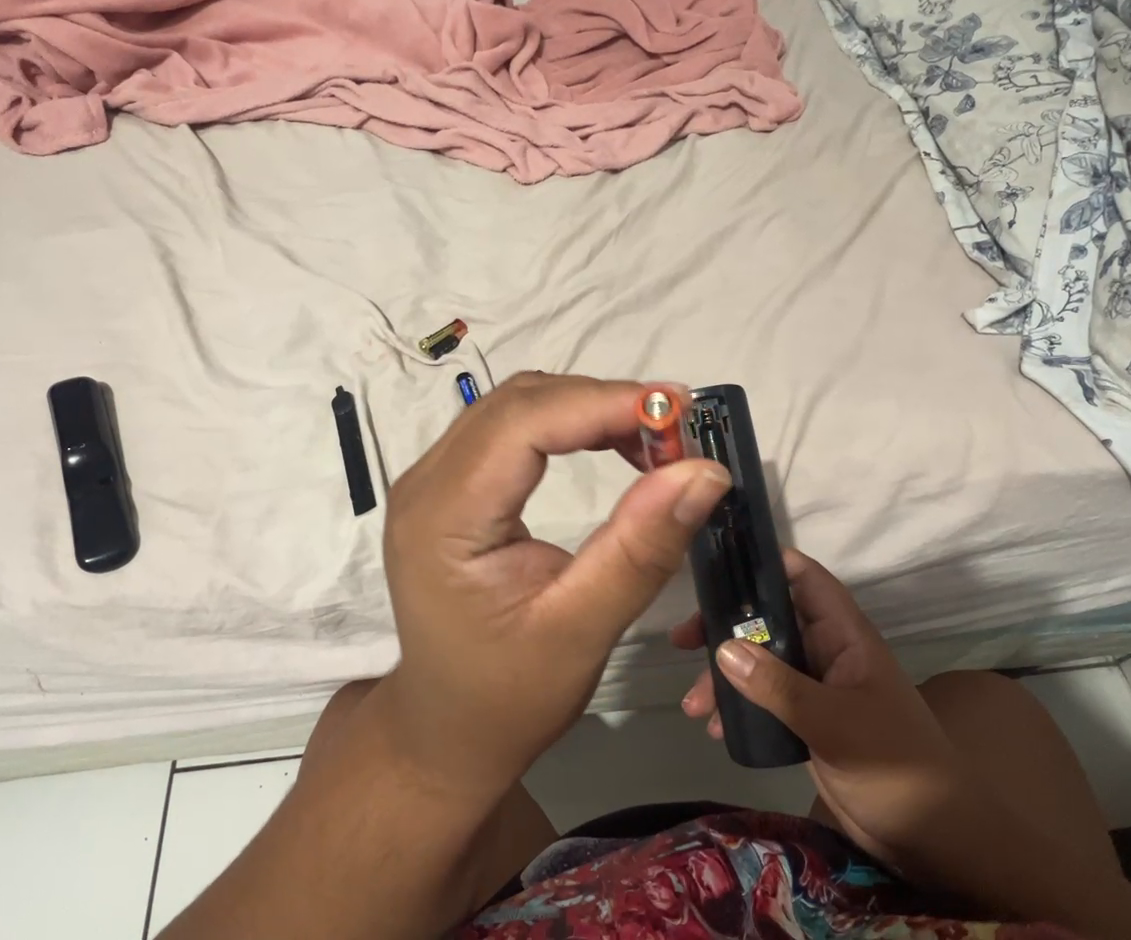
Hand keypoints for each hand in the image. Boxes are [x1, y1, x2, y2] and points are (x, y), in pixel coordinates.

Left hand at [379, 373, 732, 796]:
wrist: (447, 728)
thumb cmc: (508, 695)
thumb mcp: (581, 632)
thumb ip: (639, 551)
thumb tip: (704, 473)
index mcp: (444, 518)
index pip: (522, 423)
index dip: (603, 402)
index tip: (681, 410)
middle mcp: (425, 483)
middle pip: (518, 403)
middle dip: (602, 402)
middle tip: (677, 435)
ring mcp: (430, 482)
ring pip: (515, 408)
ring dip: (587, 409)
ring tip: (654, 443)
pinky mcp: (448, 489)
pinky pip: (509, 431)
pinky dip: (567, 427)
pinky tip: (611, 448)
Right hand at [670, 550, 986, 873]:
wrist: (931, 838)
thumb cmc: (896, 767)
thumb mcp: (835, 723)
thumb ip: (779, 686)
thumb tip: (724, 648)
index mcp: (846, 637)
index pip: (805, 580)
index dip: (766, 564)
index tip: (718, 567)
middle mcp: (827, 653)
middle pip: (769, 621)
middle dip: (726, 629)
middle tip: (683, 643)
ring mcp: (815, 688)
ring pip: (759, 663)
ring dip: (724, 678)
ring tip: (694, 708)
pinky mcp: (805, 722)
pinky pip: (762, 700)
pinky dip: (736, 708)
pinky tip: (717, 730)